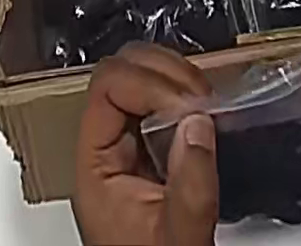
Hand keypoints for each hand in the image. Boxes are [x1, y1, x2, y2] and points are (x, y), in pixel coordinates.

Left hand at [70, 44, 220, 245]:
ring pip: (136, 78)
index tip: (188, 105)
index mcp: (95, 163)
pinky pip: (157, 103)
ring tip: (205, 100)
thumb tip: (199, 123)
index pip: (106, 88)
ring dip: (173, 77)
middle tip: (202, 95)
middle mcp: (105, 145)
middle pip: (118, 72)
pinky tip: (204, 108)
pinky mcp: (149, 150)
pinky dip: (182, 94)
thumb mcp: (178, 243)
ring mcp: (126, 145)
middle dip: (162, 71)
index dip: (146, 84)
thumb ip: (190, 189)